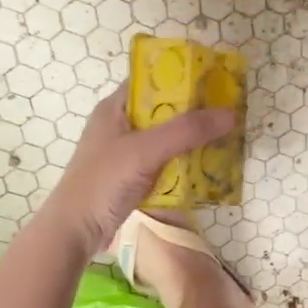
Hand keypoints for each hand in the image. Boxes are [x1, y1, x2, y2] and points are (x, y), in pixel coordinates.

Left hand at [42, 85, 235, 251]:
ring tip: (227, 138)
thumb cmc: (103, 182)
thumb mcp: (145, 151)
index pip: (153, 80)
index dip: (184, 77)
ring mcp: (128, 152)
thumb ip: (186, 131)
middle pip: (166, 110)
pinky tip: (208, 167)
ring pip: (168, 138)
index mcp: (116, 107)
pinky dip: (185, 163)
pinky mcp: (134, 176)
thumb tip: (230, 114)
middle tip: (230, 113)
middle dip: (196, 112)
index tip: (217, 81)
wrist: (76, 230)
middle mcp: (122, 125)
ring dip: (193, 140)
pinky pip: (167, 162)